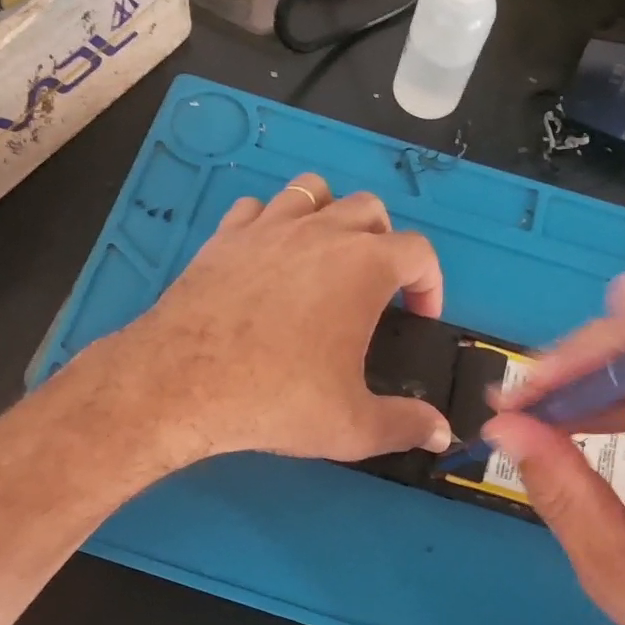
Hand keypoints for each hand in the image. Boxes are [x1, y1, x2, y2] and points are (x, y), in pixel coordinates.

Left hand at [90, 173, 452, 463]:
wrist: (183, 382)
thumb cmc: (277, 398)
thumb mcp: (352, 425)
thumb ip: (404, 424)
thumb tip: (442, 433)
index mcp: (365, 267)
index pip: (419, 252)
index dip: (429, 283)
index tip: (419, 316)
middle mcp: (321, 232)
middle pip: (369, 209)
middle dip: (384, 242)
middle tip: (375, 288)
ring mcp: (268, 227)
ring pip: (313, 191)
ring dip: (329, 215)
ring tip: (324, 256)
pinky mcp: (224, 236)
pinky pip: (256, 207)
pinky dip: (271, 223)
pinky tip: (267, 256)